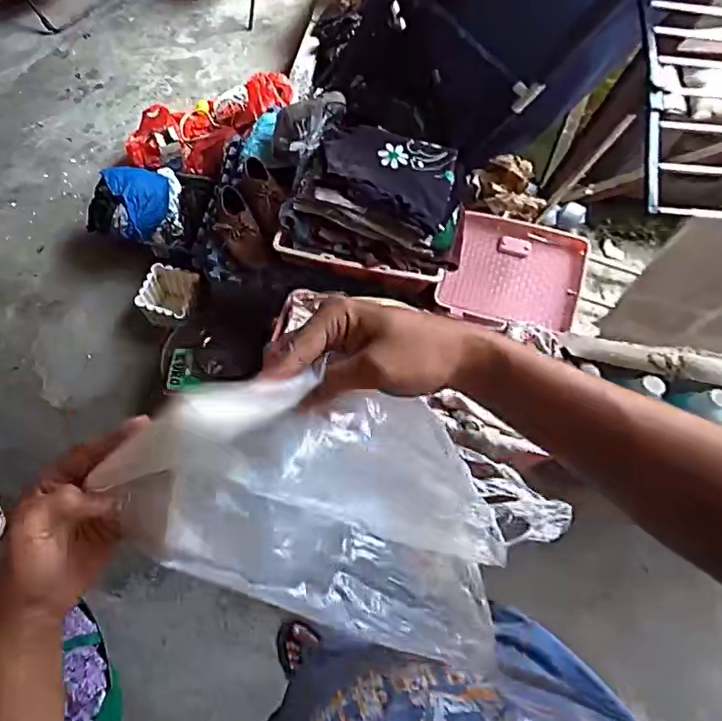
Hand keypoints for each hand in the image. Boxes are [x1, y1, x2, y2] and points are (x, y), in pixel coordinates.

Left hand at [0, 418, 149, 623]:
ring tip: (171, 460)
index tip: (138, 426)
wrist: (34, 605)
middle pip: (109, 464)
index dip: (111, 440)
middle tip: (162, 438)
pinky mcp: (113, 531)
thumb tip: (102, 497)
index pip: (87, 454)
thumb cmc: (25, 561)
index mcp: (57, 481)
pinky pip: (132, 511)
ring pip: (123, 484)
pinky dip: (148, 503)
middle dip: (133, 450)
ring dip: (144, 473)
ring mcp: (98, 510)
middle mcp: (80, 489)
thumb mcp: (30, 526)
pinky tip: (166, 494)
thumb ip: (60, 504)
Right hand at [260, 295, 503, 405]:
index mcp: (336, 313)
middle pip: (295, 349)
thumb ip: (332, 383)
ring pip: (306, 360)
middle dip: (282, 376)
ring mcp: (341, 335)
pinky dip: (312, 383)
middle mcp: (333, 319)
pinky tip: (306, 402)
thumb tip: (299, 402)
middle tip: (269, 406)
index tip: (259, 397)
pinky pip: (321, 366)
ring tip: (281, 408)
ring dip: (296, 382)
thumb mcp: (374, 369)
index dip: (277, 372)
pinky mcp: (350, 351)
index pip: (296, 345)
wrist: (462, 356)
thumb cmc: (422, 354)